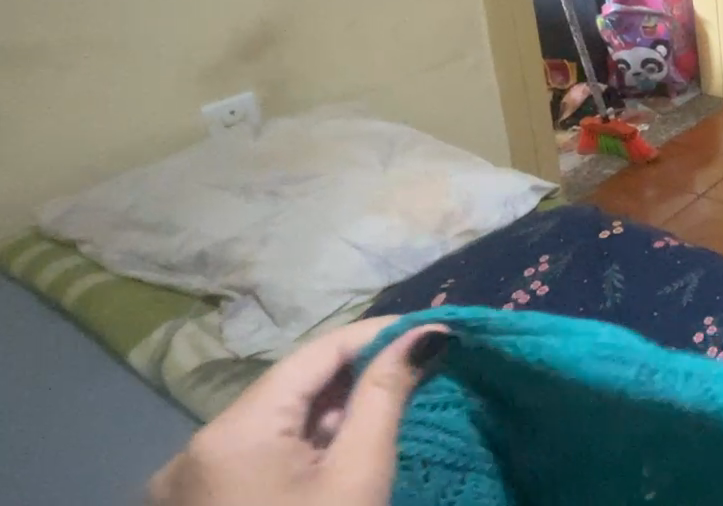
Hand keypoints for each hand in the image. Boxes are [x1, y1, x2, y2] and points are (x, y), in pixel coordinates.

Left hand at [147, 317, 448, 505]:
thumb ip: (389, 389)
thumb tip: (427, 330)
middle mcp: (197, 447)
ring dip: (337, 402)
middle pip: (295, 381)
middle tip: (421, 366)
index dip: (380, 333)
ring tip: (391, 403)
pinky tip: (344, 445)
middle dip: (361, 368)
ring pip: (280, 412)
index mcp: (231, 432)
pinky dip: (309, 434)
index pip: (318, 352)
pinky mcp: (198, 501)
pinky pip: (262, 444)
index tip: (433, 332)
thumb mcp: (361, 468)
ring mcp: (190, 478)